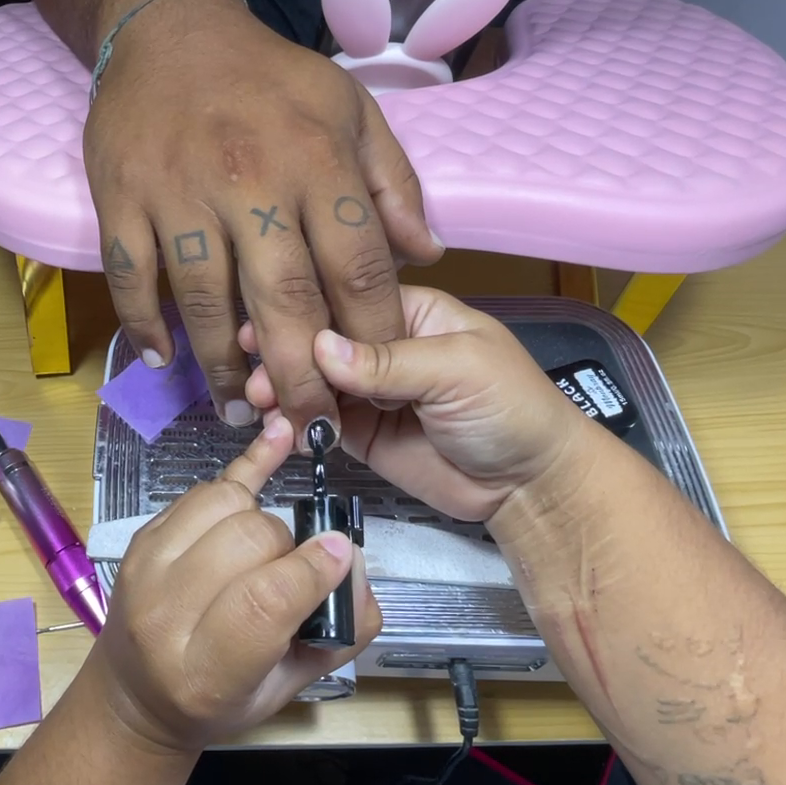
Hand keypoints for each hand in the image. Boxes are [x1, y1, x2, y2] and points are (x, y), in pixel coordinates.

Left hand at [82, 416, 381, 754]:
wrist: (135, 693)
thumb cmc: (217, 701)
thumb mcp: (287, 690)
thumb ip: (337, 634)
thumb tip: (353, 564)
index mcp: (203, 673)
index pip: (260, 603)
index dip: (309, 571)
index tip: (341, 555)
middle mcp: (164, 615)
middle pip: (244, 541)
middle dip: (289, 546)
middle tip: (293, 568)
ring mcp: (146, 569)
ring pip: (223, 503)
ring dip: (262, 517)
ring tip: (267, 546)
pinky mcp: (143, 537)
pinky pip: (201, 488)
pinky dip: (245, 464)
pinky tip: (280, 436)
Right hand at [85, 0, 442, 439]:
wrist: (167, 31)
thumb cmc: (267, 77)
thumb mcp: (350, 107)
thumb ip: (393, 181)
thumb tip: (427, 252)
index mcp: (316, 158)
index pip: (356, 263)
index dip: (370, 331)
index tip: (372, 377)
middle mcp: (249, 182)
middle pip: (283, 300)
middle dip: (301, 376)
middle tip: (309, 426)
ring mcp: (177, 194)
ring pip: (203, 301)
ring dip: (220, 367)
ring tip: (237, 409)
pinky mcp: (121, 200)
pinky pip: (131, 278)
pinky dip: (143, 326)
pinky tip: (162, 360)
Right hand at [242, 286, 598, 520]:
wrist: (528, 485)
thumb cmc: (510, 408)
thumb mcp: (458, 369)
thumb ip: (389, 360)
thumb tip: (320, 347)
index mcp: (406, 311)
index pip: (344, 299)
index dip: (303, 312)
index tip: (262, 325)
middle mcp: (377, 345)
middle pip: (318, 342)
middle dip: (284, 356)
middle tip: (258, 375)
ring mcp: (364, 391)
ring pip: (311, 382)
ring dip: (283, 391)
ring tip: (263, 404)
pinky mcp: (357, 432)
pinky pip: (317, 422)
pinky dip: (295, 424)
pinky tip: (279, 428)